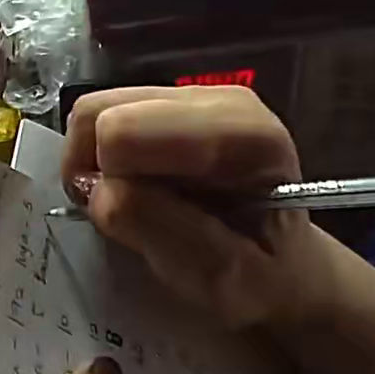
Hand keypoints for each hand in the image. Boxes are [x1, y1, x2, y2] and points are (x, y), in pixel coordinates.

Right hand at [62, 86, 340, 332]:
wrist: (283, 259)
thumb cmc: (260, 276)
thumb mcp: (224, 279)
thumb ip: (165, 231)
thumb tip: (102, 191)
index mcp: (242, 135)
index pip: (125, 132)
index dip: (110, 180)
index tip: (126, 220)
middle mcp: (215, 99)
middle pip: (101, 111)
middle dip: (94, 167)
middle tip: (115, 212)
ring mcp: (189, 94)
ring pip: (94, 109)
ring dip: (91, 161)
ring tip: (119, 199)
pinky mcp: (166, 100)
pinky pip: (101, 114)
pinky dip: (96, 153)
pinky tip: (125, 183)